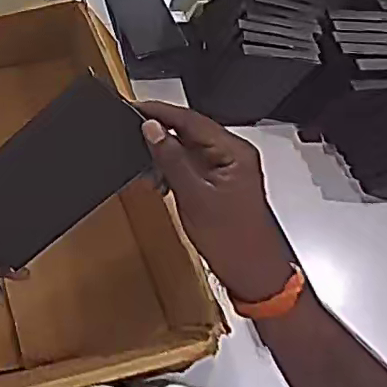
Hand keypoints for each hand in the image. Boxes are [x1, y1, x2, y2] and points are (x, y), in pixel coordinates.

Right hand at [137, 100, 295, 304]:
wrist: (255, 278)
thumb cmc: (235, 241)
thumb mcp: (194, 195)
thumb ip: (170, 158)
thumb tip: (151, 128)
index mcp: (234, 152)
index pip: (190, 119)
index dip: (159, 112)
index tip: (133, 108)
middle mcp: (232, 155)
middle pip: (188, 131)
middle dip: (159, 135)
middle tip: (132, 134)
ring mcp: (225, 168)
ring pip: (185, 147)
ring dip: (163, 155)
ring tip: (146, 166)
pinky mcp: (217, 181)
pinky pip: (188, 163)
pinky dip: (170, 168)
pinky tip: (158, 180)